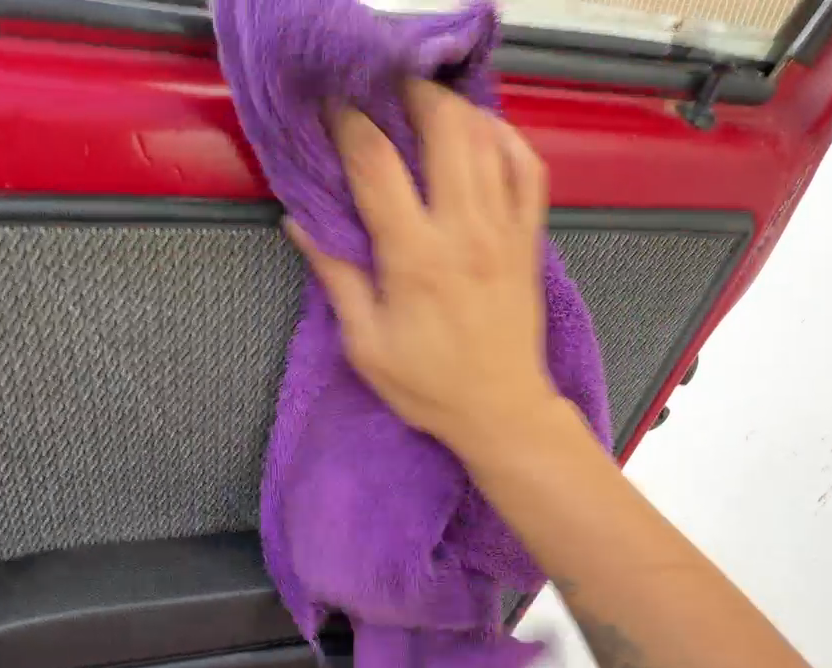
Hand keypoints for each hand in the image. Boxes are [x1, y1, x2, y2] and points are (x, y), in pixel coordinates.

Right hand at [286, 79, 558, 457]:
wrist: (500, 410)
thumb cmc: (428, 386)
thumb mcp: (366, 345)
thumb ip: (337, 278)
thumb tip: (301, 223)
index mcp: (414, 258)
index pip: (376, 165)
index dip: (349, 123)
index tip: (332, 106)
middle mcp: (464, 231)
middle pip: (443, 128)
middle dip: (410, 94)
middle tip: (385, 92)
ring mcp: (505, 230)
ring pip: (486, 139)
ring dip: (454, 109)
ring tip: (425, 106)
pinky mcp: (530, 239)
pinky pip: (529, 168)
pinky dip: (507, 138)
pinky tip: (484, 133)